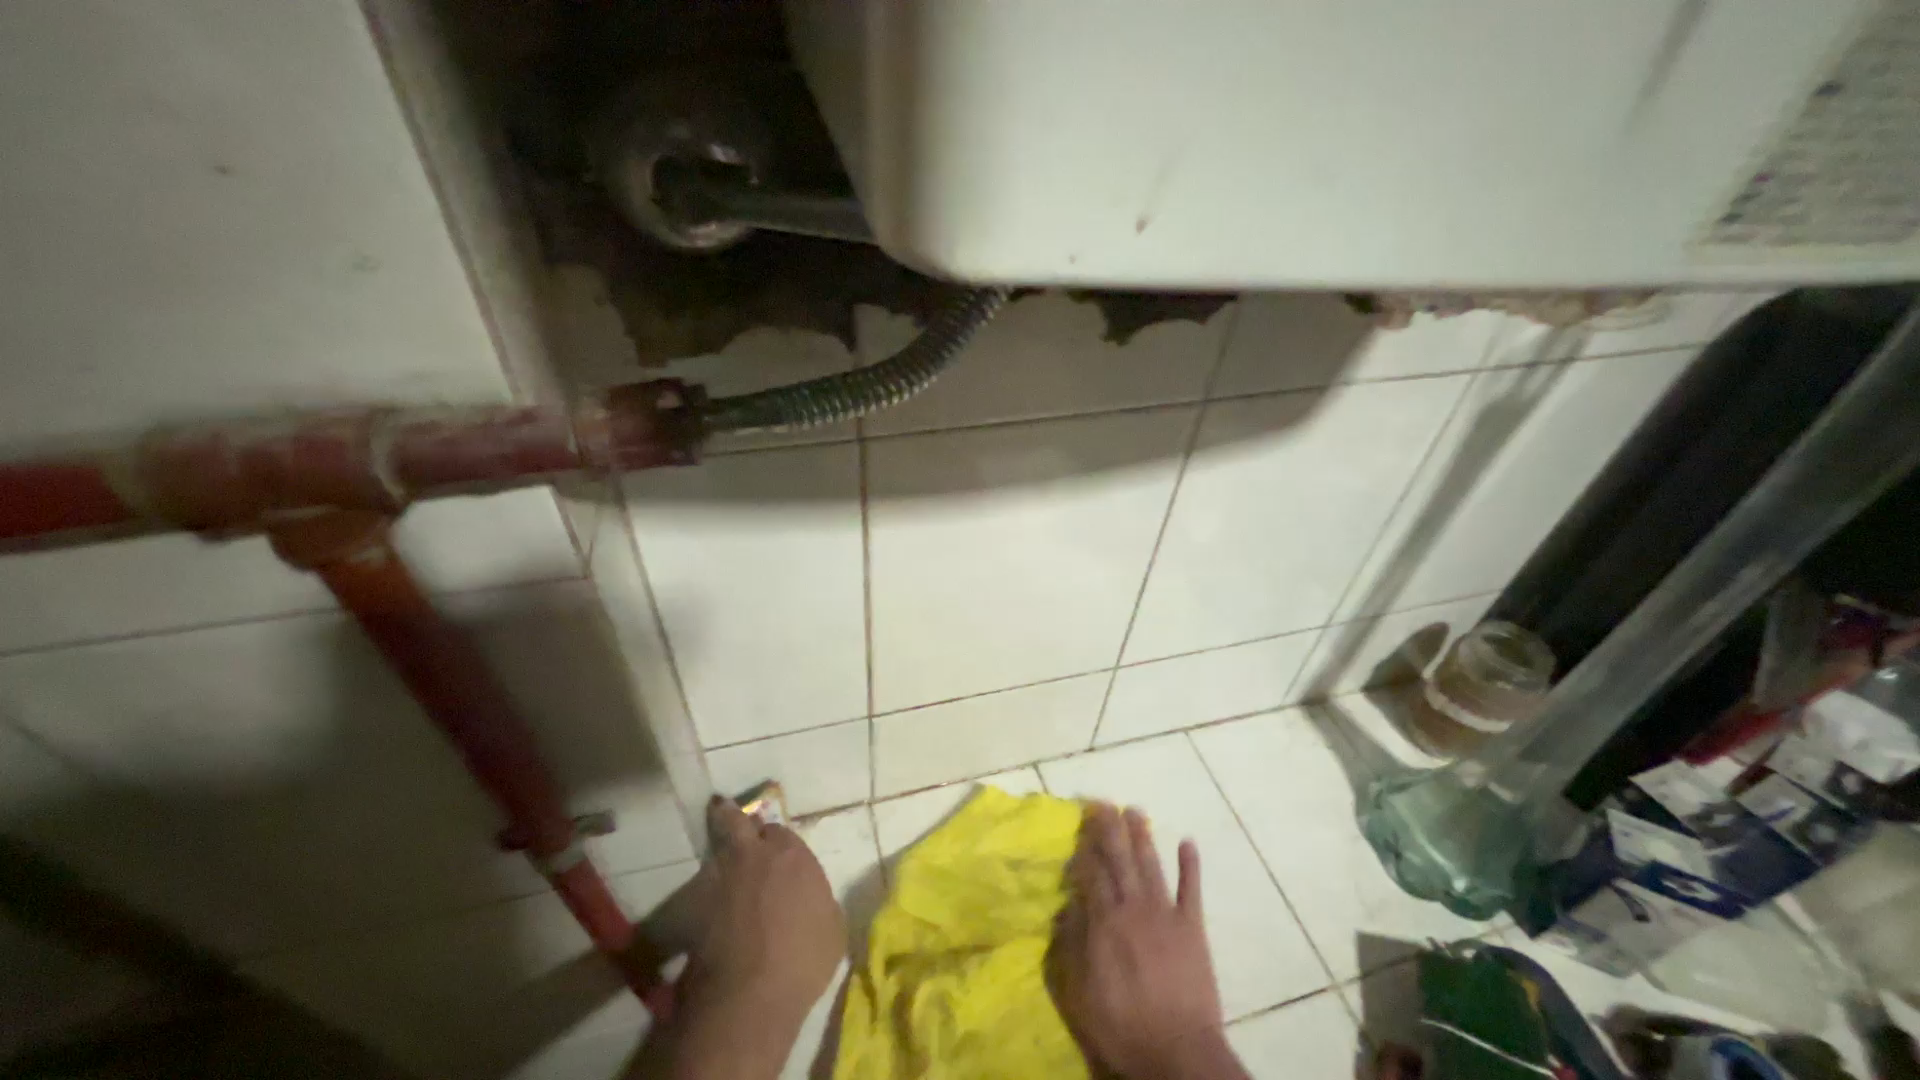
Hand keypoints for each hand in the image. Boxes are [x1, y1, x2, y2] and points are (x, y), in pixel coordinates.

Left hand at [683, 796, 845, 1023]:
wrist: (750, 991)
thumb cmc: (804, 958)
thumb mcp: (832, 928)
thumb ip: (819, 902)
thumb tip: (812, 901)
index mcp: (793, 856)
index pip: (780, 831)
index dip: (776, 841)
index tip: (776, 851)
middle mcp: (754, 855)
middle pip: (736, 821)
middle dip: (732, 817)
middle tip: (725, 813)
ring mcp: (719, 877)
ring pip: (714, 849)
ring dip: (717, 853)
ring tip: (717, 862)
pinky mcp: (692, 905)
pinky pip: (698, 887)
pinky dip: (701, 891)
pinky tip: (705, 904)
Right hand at [1047, 803, 1243, 1079]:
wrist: (1177, 1052)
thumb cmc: (1120, 1025)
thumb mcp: (1077, 992)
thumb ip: (1069, 946)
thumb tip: (1065, 908)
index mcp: (1104, 923)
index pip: (1090, 874)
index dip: (1083, 849)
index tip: (1077, 826)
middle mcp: (1134, 908)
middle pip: (1119, 860)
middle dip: (1109, 829)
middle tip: (1102, 802)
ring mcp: (1166, 915)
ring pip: (1151, 866)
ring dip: (1142, 837)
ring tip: (1135, 811)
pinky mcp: (1193, 929)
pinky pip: (1192, 890)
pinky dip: (1190, 866)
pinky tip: (1187, 843)